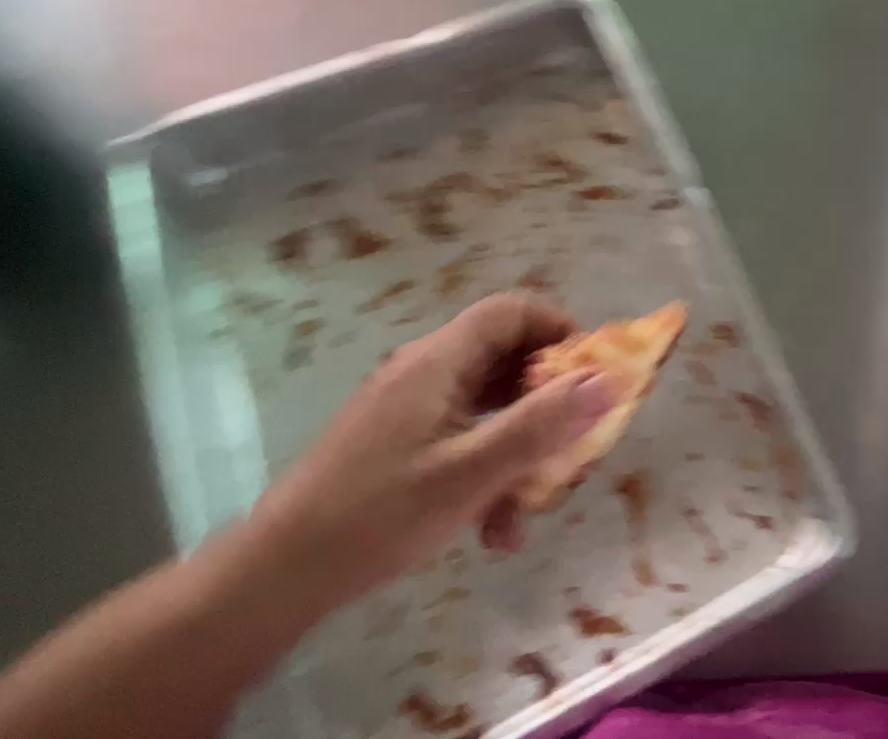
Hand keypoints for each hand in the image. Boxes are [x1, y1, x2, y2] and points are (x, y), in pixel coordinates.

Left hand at [240, 293, 613, 611]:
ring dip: (524, 445)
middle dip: (550, 400)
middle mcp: (427, 371)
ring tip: (539, 499)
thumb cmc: (378, 516)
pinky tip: (497, 528)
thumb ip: (543, 423)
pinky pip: (467, 436)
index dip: (562, 330)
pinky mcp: (403, 442)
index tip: (593, 376)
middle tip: (576, 443)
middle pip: (508, 357)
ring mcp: (412, 408)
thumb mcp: (473, 472)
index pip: (514, 311)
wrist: (277, 577)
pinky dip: (492, 469)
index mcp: (440, 361)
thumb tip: (610, 380)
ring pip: (492, 403)